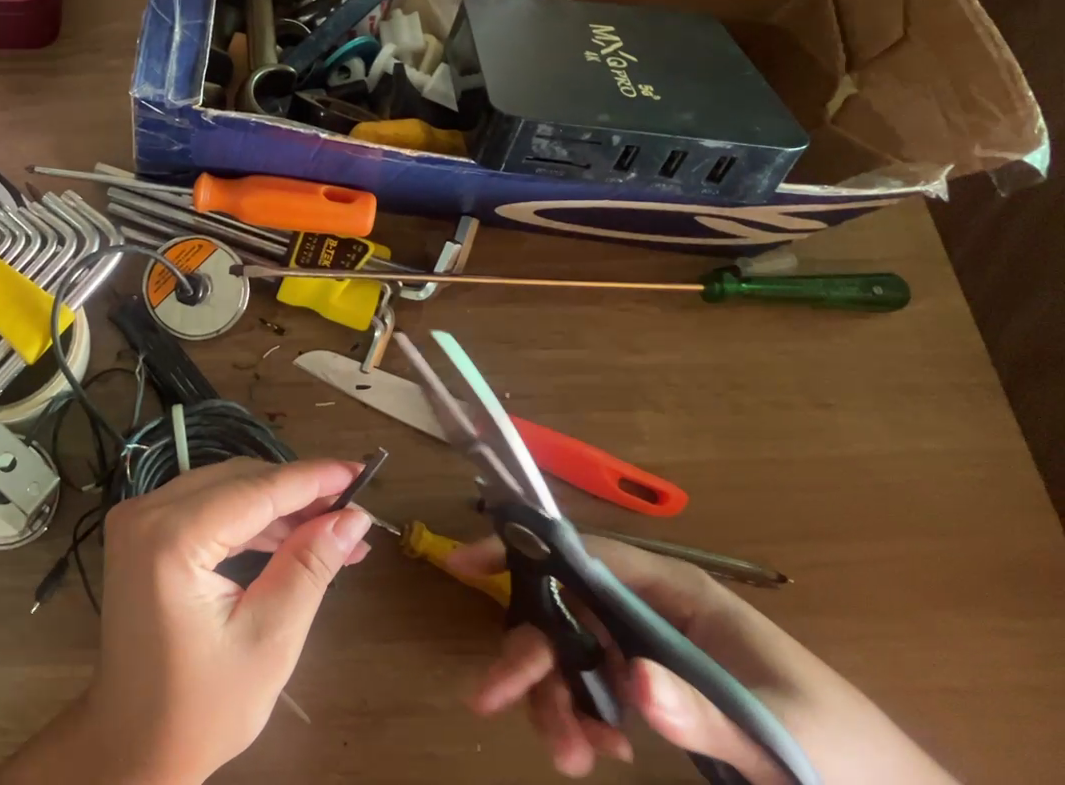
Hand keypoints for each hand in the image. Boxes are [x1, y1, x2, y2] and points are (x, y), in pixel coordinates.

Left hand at [83, 457, 374, 782]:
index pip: (254, 491)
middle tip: (353, 513)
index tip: (361, 470)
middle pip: (236, 483)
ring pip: (221, 492)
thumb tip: (353, 518)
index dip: (312, 478)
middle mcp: (144, 514)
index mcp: (169, 538)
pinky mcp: (140, 535)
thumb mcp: (269, 638)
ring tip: (334, 533)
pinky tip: (290, 540)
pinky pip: (203, 510)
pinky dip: (246, 522)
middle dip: (297, 494)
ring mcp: (136, 521)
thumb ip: (309, 567)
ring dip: (276, 509)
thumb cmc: (203, 704)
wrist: (135, 739)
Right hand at [449, 536, 956, 783]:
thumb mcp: (777, 739)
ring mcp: (654, 650)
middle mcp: (657, 613)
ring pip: (573, 655)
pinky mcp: (657, 689)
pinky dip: (582, 718)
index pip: (586, 556)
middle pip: (566, 614)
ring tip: (570, 758)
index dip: (523, 553)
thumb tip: (630, 682)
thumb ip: (703, 714)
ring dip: (555, 700)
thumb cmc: (845, 756)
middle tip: (489, 700)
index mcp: (682, 596)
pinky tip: (600, 752)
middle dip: (530, 659)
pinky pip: (595, 689)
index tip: (465, 564)